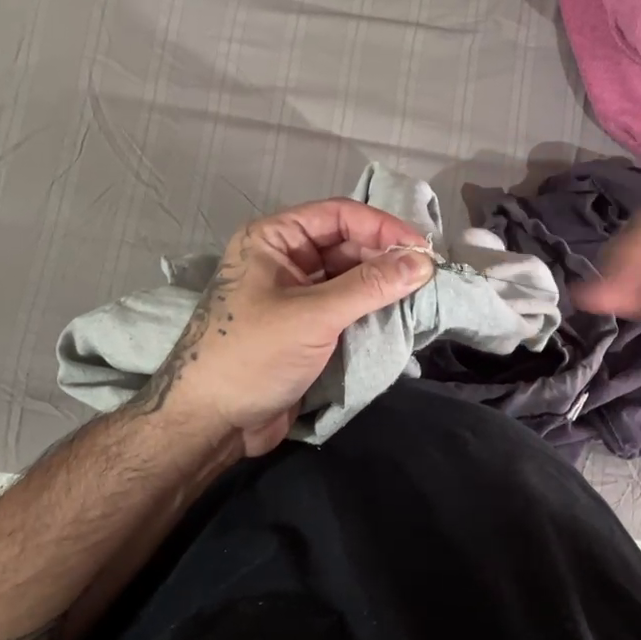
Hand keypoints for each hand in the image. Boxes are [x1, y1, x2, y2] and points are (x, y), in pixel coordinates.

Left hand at [131, 199, 436, 455]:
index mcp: (272, 239)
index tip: (423, 249)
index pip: (337, 216)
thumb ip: (370, 286)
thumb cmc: (253, 356)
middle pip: (346, 244)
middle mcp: (283, 259)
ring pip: (349, 276)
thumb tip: (423, 261)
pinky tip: (399, 314)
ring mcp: (294, 295)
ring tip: (422, 293)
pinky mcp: (304, 327)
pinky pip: (345, 306)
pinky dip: (371, 308)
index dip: (382, 227)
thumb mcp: (313, 316)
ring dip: (382, 284)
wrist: (212, 423)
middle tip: (428, 274)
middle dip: (385, 256)